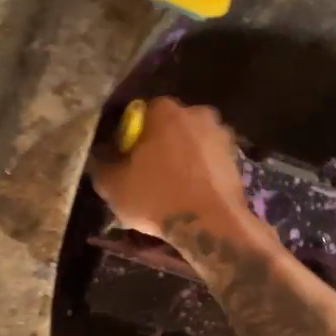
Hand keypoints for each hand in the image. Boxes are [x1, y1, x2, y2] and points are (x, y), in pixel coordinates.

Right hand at [90, 97, 248, 239]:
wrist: (209, 224)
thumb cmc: (156, 197)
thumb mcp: (112, 186)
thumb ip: (101, 165)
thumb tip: (100, 156)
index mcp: (163, 112)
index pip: (137, 114)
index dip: (126, 137)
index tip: (121, 158)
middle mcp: (196, 112)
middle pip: (166, 126)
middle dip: (154, 144)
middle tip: (142, 172)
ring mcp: (221, 133)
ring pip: (188, 141)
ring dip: (177, 156)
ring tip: (167, 185)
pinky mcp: (236, 155)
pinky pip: (206, 158)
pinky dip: (196, 169)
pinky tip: (186, 192)